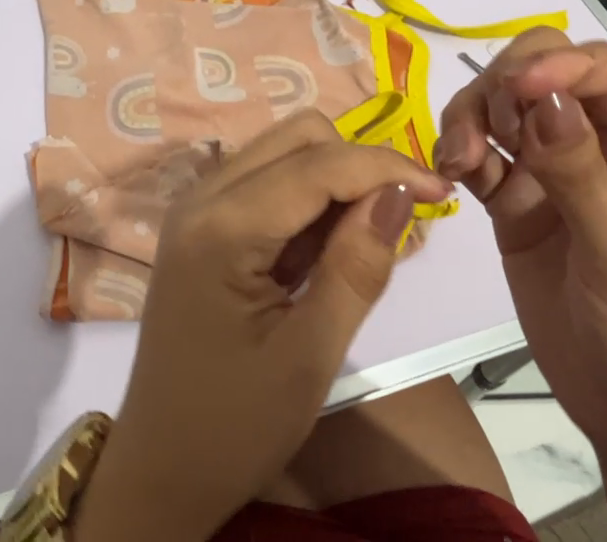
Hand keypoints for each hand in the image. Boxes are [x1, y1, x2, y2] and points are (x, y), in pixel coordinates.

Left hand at [71, 111, 451, 541]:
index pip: (317, 164)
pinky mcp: (202, 226)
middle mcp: (201, 198)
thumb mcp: (310, 354)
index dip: (386, 167)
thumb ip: (357, 266)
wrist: (161, 466)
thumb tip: (400, 195)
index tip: (444, 192)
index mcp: (220, 227)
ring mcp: (196, 208)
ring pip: (282, 153)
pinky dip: (307, 201)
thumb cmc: (236, 425)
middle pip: (297, 139)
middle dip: (357, 167)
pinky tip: (322, 253)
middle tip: (396, 225)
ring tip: (359, 248)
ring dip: (333, 182)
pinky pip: (266, 183)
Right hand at [437, 29, 606, 540]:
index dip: (558, 64)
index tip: (514, 91)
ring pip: (505, 113)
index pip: (605, 73)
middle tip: (480, 131)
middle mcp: (603, 152)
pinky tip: (449, 176)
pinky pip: (483, 162)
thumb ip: (582, 175)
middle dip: (504, 86)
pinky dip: (459, 156)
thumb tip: (544, 93)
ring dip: (472, 119)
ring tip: (459, 163)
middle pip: (545, 77)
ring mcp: (556, 181)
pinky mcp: (519, 212)